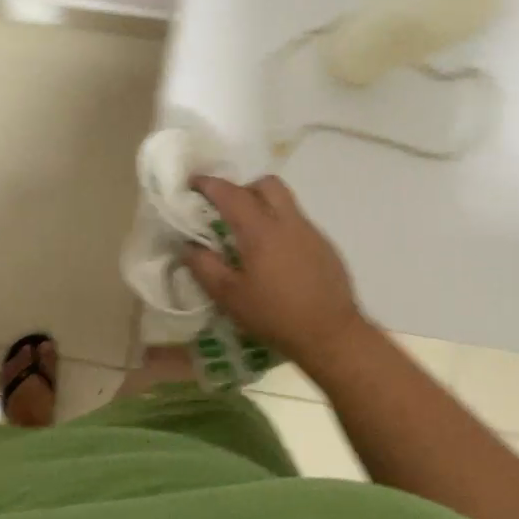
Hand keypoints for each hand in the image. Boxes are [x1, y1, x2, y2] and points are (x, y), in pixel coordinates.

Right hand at [183, 175, 370, 371]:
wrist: (330, 334)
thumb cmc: (273, 316)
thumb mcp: (229, 297)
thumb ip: (205, 267)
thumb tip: (188, 246)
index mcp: (261, 232)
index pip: (232, 194)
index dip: (210, 185)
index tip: (193, 184)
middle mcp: (289, 222)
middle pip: (267, 184)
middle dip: (243, 188)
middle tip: (226, 209)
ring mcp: (311, 232)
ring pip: (285, 203)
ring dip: (263, 207)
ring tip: (248, 237)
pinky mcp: (325, 247)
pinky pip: (298, 224)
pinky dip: (280, 229)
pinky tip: (274, 260)